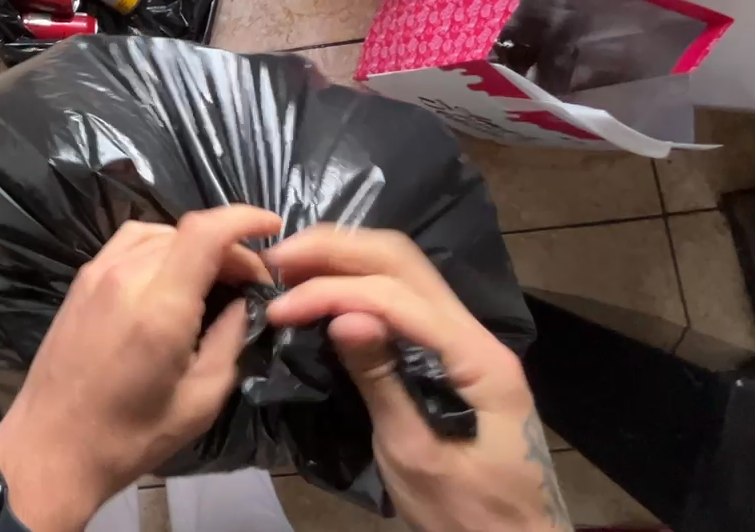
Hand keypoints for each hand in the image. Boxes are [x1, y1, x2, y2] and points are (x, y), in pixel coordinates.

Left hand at [0, 206, 281, 531]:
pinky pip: (129, 241)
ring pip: (158, 231)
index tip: (273, 225)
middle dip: (227, 246)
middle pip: (186, 232)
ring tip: (217, 276)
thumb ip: (229, 339)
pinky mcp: (82, 277)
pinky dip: (161, 244)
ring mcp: (97, 270)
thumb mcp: (200, 398)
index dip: (243, 218)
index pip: (204, 232)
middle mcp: (125, 274)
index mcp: (158, 304)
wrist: (53, 441)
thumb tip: (243, 301)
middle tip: (251, 283)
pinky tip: (174, 272)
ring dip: (194, 244)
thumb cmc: (131, 433)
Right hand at [265, 226, 570, 531]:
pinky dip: (352, 272)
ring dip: (339, 255)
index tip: (278, 310)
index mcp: (477, 360)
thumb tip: (343, 317)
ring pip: (397, 263)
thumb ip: (383, 382)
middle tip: (276, 261)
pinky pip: (397, 285)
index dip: (329, 292)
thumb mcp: (417, 458)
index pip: (393, 297)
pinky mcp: (447, 342)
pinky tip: (320, 282)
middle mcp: (475, 332)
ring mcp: (464, 333)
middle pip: (398, 258)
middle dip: (331, 250)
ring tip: (289, 265)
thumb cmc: (467, 517)